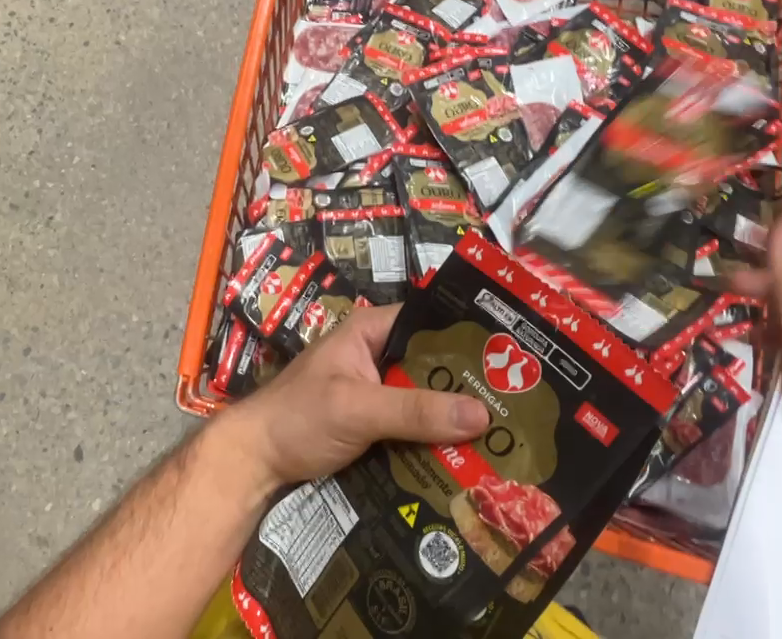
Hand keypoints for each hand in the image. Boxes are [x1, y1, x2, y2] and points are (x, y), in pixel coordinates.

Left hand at [213, 304, 489, 491]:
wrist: (257, 460)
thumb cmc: (298, 417)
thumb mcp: (356, 408)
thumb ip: (414, 409)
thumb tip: (482, 414)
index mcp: (369, 331)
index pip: (428, 321)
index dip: (467, 336)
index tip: (514, 356)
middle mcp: (377, 355)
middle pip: (434, 364)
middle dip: (471, 383)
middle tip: (525, 405)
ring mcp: (377, 392)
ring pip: (428, 398)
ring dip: (458, 416)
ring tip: (513, 434)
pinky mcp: (376, 425)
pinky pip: (417, 427)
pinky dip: (439, 439)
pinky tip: (474, 458)